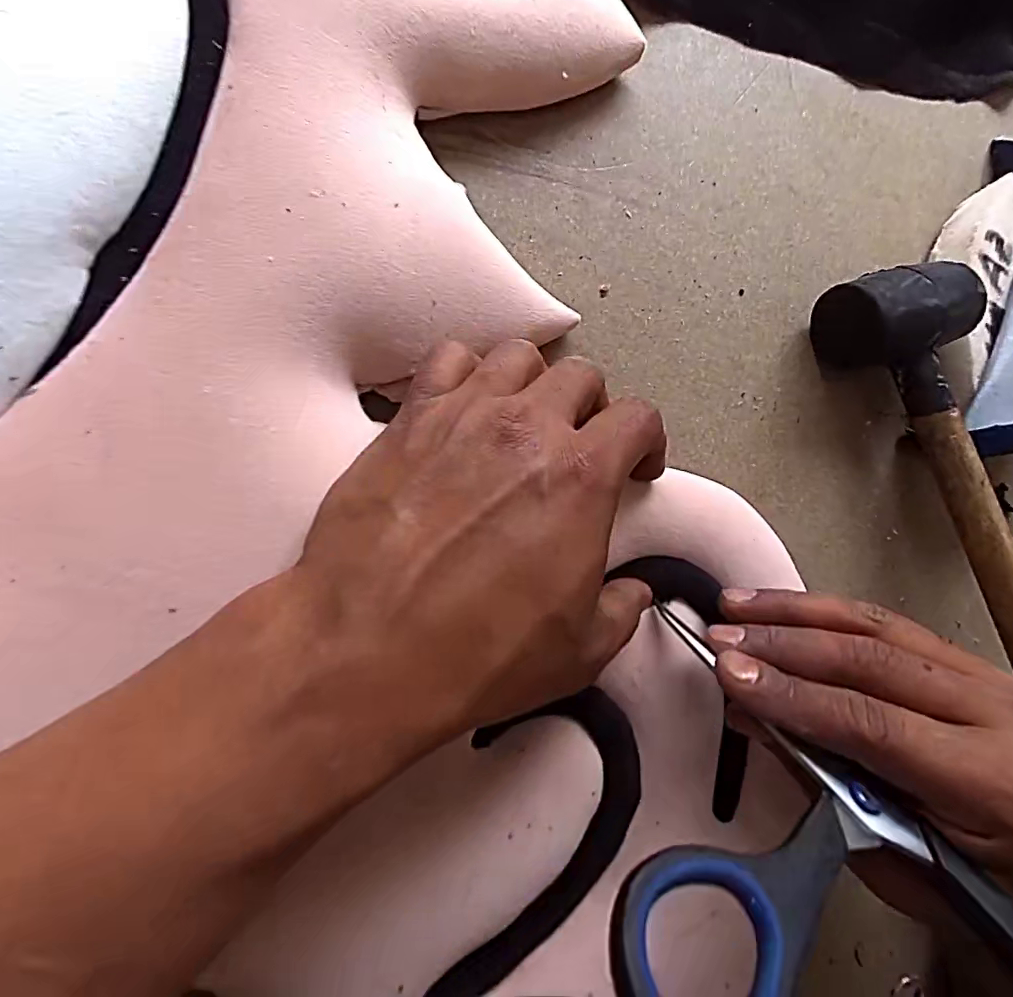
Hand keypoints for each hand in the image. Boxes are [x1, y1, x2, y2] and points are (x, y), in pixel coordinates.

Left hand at [292, 339, 666, 740]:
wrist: (366, 652)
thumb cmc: (469, 655)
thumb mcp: (578, 652)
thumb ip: (619, 610)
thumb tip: (630, 594)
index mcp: (579, 479)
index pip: (636, 419)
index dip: (646, 440)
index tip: (636, 462)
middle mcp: (525, 432)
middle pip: (579, 378)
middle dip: (591, 407)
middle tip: (580, 441)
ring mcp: (461, 418)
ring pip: (515, 357)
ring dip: (532, 381)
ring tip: (524, 415)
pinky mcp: (408, 423)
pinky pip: (445, 361)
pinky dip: (464, 371)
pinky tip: (462, 403)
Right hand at [709, 590, 1012, 910]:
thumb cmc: (961, 888)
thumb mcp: (881, 852)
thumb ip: (815, 773)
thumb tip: (752, 711)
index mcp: (998, 785)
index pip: (872, 722)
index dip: (792, 694)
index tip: (732, 674)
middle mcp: (1006, 722)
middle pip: (871, 662)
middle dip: (782, 646)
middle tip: (725, 639)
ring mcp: (994, 683)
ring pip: (876, 626)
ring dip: (794, 613)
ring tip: (738, 607)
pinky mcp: (972, 663)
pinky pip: (887, 623)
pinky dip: (824, 611)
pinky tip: (781, 606)